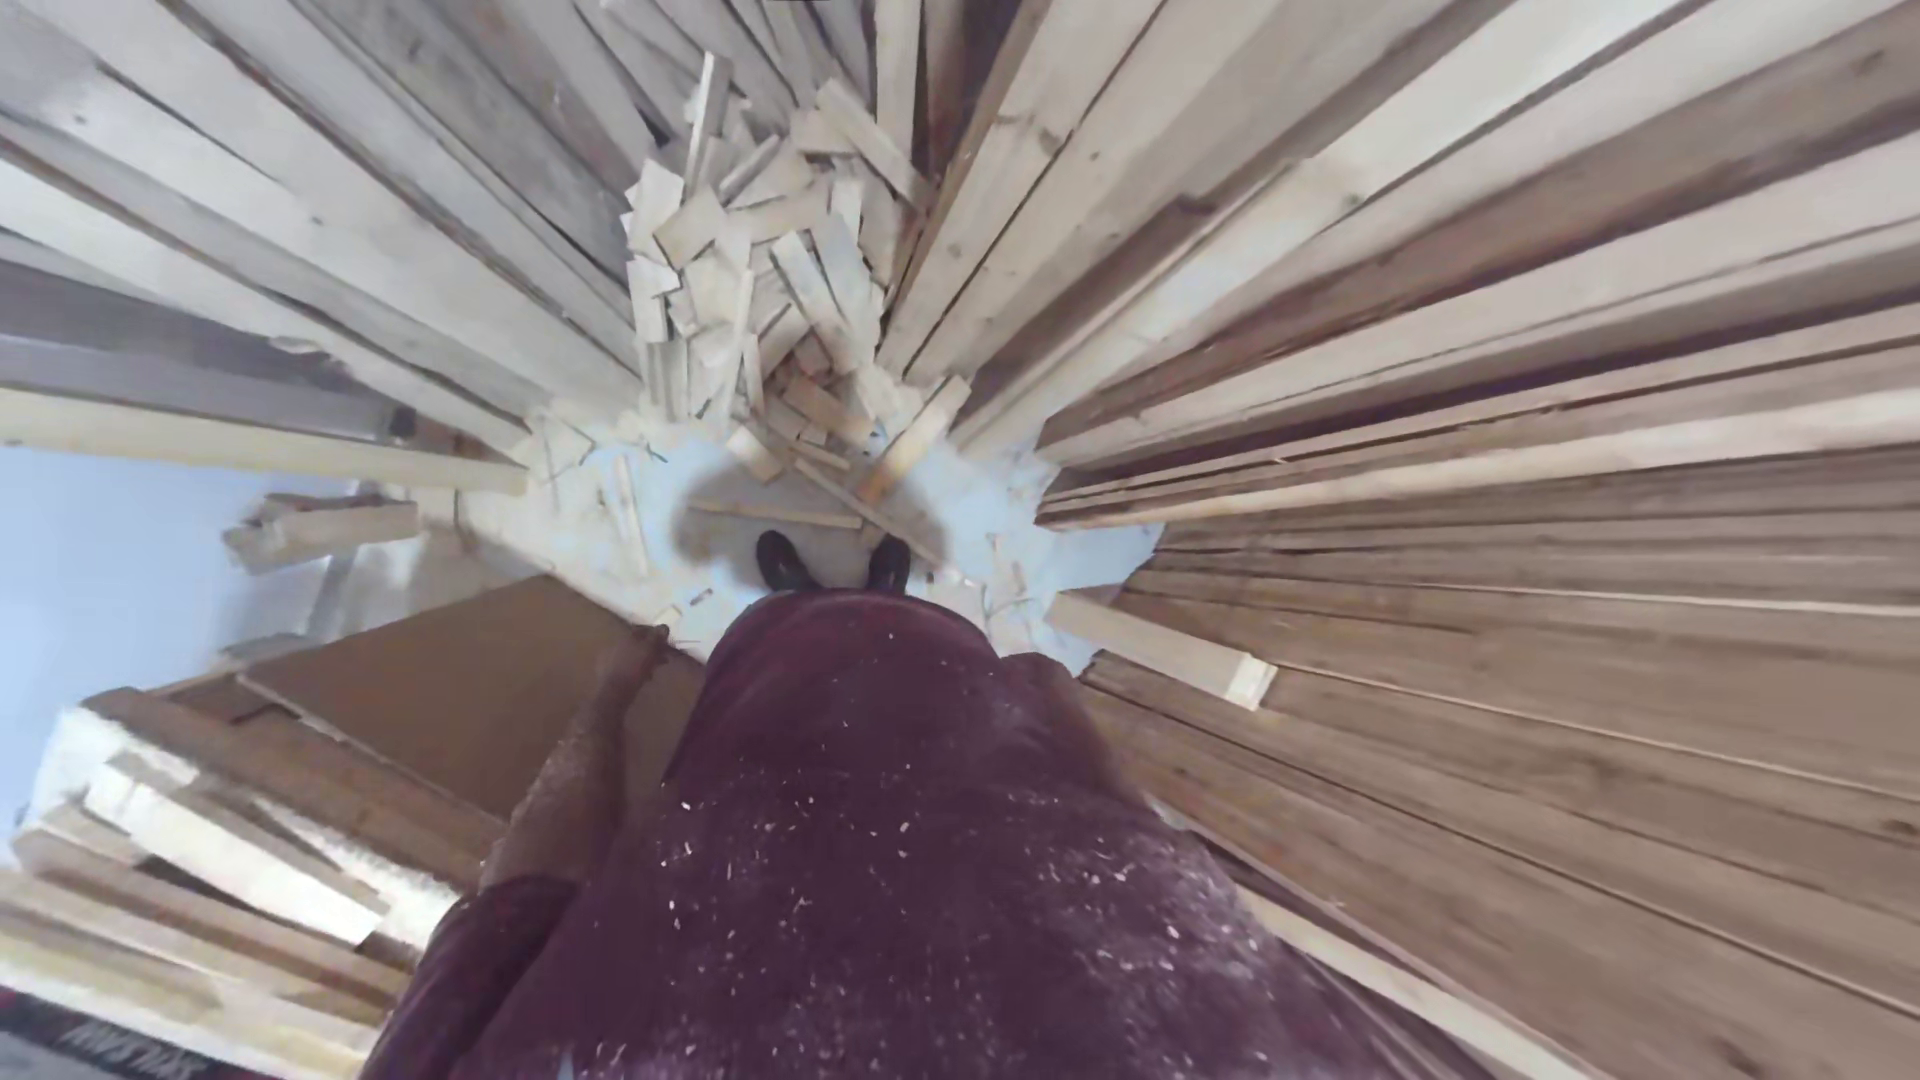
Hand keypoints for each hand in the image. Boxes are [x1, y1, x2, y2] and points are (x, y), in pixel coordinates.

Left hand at [593, 624, 669, 700]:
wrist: (614, 692)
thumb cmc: (634, 668)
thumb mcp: (650, 650)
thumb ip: (657, 636)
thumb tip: (663, 626)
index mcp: (625, 637)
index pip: (642, 629)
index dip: (655, 633)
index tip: (665, 641)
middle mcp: (615, 644)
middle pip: (637, 643)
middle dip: (651, 648)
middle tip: (663, 656)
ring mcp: (609, 659)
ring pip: (632, 655)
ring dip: (644, 659)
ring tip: (655, 669)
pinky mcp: (607, 672)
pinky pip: (626, 666)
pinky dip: (635, 669)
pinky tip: (643, 676)